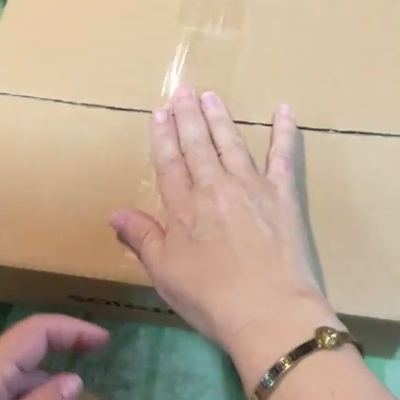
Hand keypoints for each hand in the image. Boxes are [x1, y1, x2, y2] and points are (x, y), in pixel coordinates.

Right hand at [110, 84, 340, 386]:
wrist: (269, 310)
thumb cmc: (211, 299)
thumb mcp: (165, 274)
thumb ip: (142, 239)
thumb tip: (115, 213)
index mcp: (184, 207)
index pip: (170, 163)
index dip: (164, 137)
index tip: (159, 112)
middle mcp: (215, 187)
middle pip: (198, 144)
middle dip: (188, 115)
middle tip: (184, 89)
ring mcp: (251, 186)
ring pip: (231, 142)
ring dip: (220, 117)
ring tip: (212, 96)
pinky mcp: (283, 193)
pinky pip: (284, 155)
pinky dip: (285, 131)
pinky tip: (284, 109)